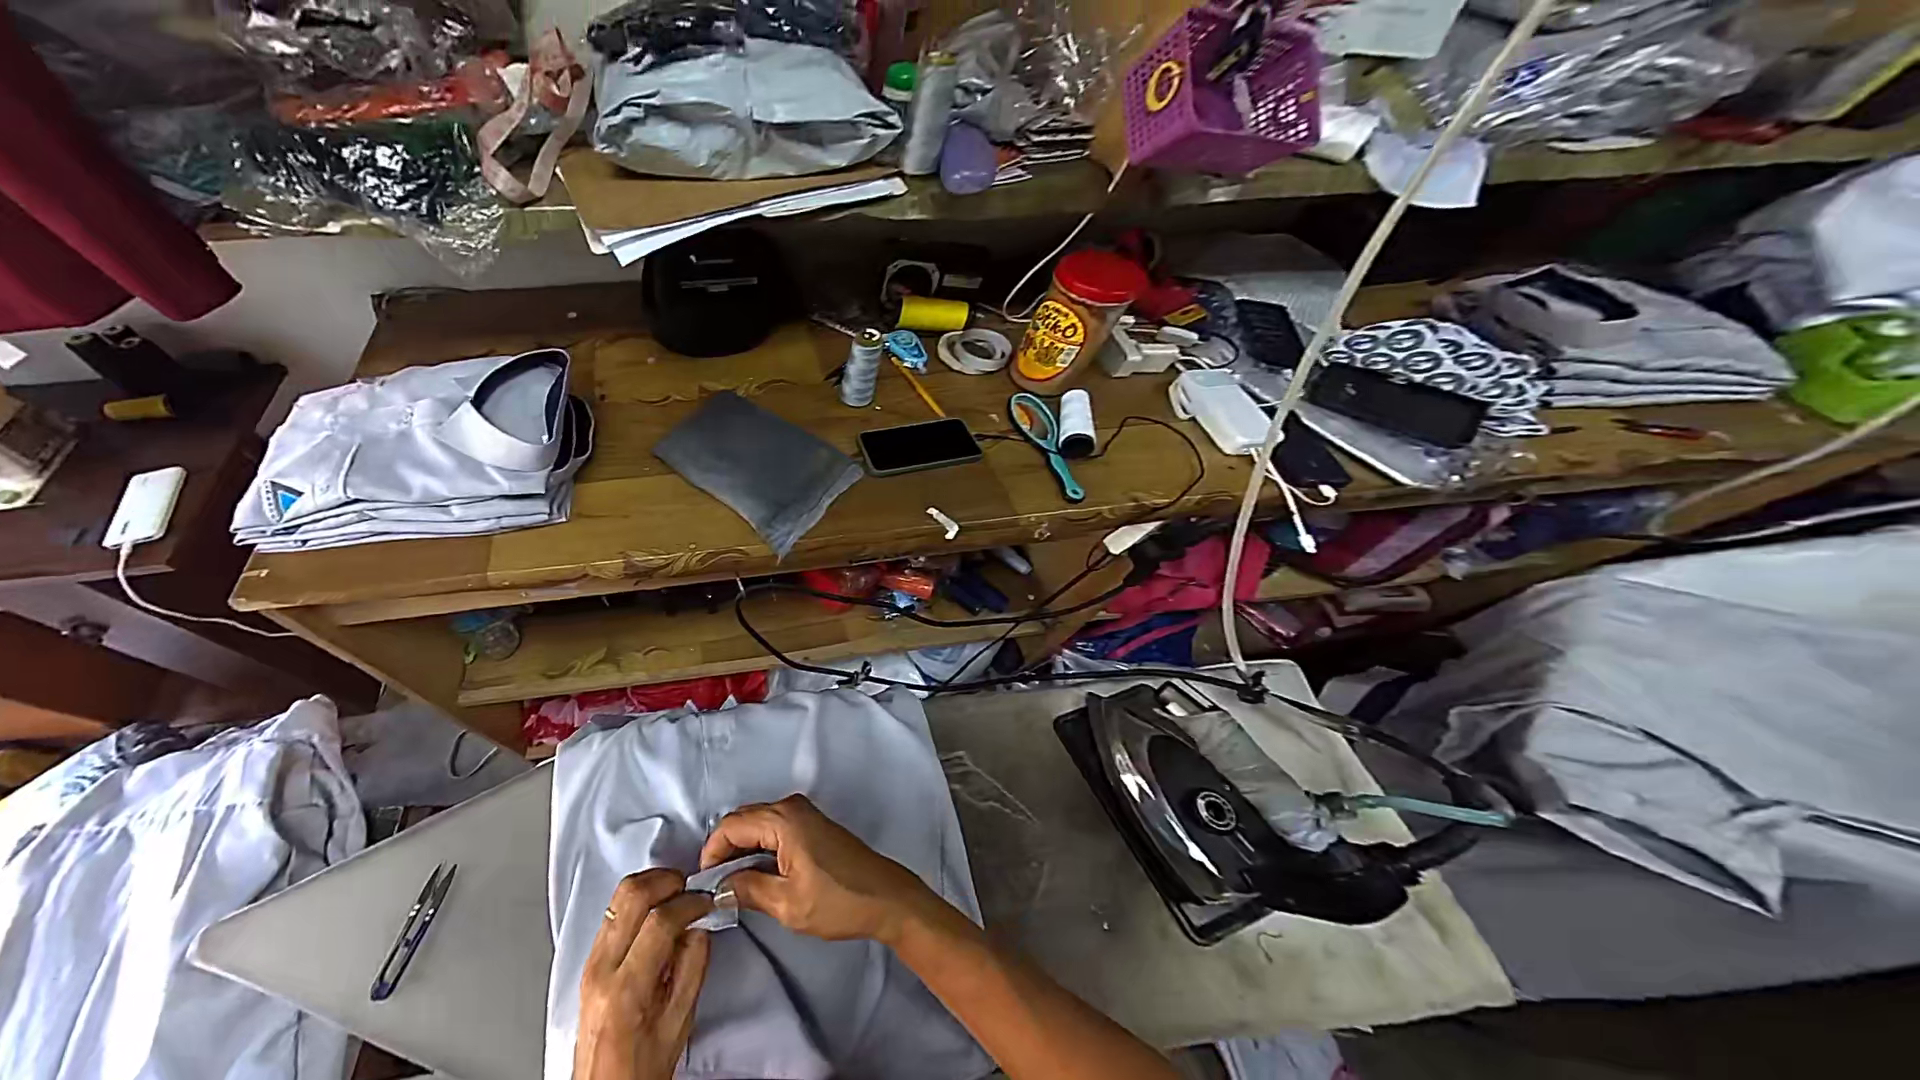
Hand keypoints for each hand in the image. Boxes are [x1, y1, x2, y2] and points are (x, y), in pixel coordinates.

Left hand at [574, 869, 712, 1079]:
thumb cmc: (642, 1067)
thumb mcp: (681, 1019)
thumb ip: (694, 965)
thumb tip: (699, 925)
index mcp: (627, 989)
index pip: (660, 920)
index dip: (690, 902)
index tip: (707, 902)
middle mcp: (601, 970)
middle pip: (631, 895)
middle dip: (668, 880)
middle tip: (690, 888)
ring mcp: (590, 964)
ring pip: (618, 897)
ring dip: (652, 885)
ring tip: (676, 895)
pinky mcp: (588, 963)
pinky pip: (613, 913)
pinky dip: (639, 900)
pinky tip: (658, 911)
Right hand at [700, 794, 945, 945]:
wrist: (886, 898)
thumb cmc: (839, 901)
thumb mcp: (787, 903)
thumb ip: (748, 889)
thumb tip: (720, 886)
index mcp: (784, 820)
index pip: (730, 826)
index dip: (711, 854)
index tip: (705, 885)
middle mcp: (792, 807)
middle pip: (742, 820)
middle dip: (725, 850)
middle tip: (716, 887)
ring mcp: (805, 814)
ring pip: (757, 824)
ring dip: (742, 850)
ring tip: (735, 886)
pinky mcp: (813, 825)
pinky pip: (774, 828)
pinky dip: (760, 848)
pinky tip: (758, 876)